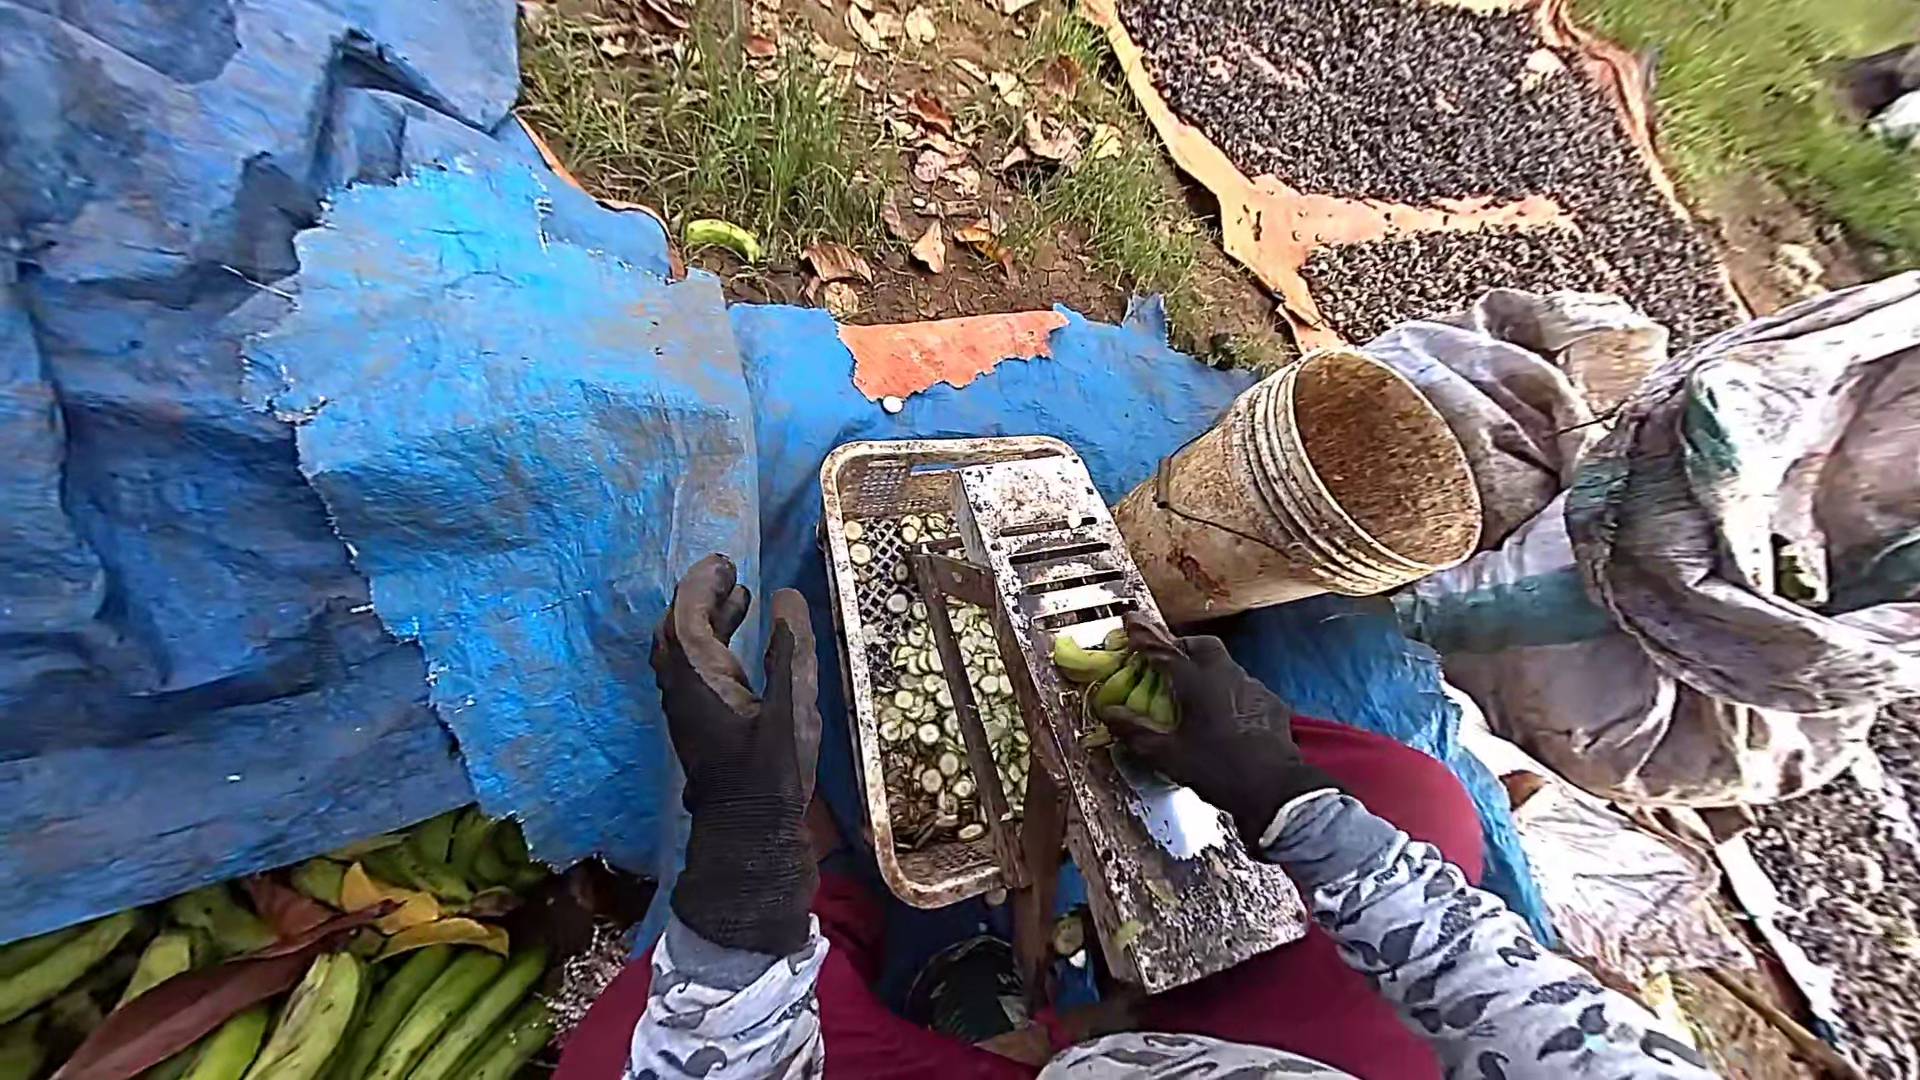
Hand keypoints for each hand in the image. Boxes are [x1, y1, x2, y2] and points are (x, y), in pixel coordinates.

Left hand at [652, 554, 821, 955]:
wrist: (749, 832)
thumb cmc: (773, 772)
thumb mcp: (793, 708)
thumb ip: (789, 649)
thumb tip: (784, 597)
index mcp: (701, 682)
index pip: (687, 620)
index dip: (701, 587)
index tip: (723, 562)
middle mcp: (683, 690)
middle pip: (676, 631)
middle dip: (698, 596)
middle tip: (730, 572)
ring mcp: (686, 707)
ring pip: (682, 649)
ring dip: (705, 617)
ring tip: (740, 595)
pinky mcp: (698, 721)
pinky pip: (693, 666)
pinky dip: (710, 641)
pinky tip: (737, 642)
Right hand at [1101, 613, 1340, 845]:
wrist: (1277, 792)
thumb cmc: (1217, 769)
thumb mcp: (1167, 754)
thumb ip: (1134, 731)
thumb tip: (1108, 713)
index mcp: (1196, 681)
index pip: (1162, 650)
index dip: (1143, 637)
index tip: (1130, 623)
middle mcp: (1224, 675)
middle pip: (1200, 645)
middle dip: (1181, 647)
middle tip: (1167, 662)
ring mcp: (1252, 687)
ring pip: (1225, 665)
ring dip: (1206, 670)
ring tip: (1194, 692)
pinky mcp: (1271, 704)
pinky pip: (1243, 687)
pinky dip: (1228, 692)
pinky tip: (1224, 714)